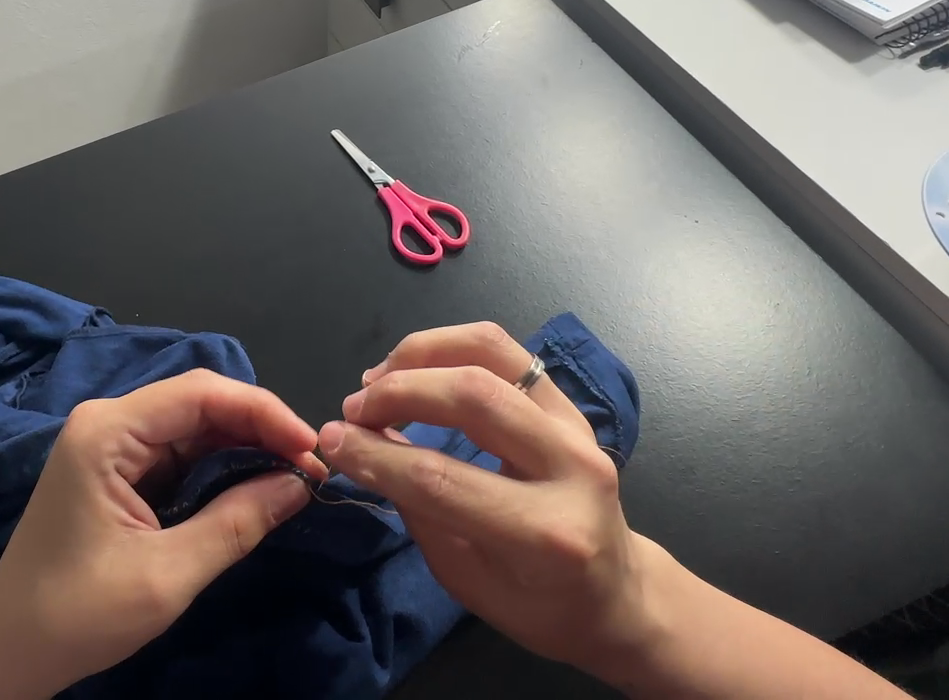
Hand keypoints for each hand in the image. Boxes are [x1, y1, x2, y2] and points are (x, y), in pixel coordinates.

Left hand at [0, 369, 326, 699]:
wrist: (8, 654)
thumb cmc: (78, 615)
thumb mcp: (167, 575)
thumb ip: (237, 522)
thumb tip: (298, 484)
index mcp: (107, 430)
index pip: (200, 393)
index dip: (262, 411)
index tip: (310, 447)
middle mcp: (108, 421)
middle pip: (198, 400)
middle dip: (257, 425)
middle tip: (308, 464)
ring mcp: (110, 441)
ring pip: (192, 422)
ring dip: (243, 442)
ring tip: (291, 471)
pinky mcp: (115, 466)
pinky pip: (177, 449)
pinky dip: (219, 461)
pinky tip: (252, 478)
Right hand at [318, 322, 663, 677]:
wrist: (617, 593)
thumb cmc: (537, 603)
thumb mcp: (464, 577)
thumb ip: (416, 506)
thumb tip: (358, 445)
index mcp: (546, 534)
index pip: (441, 479)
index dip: (374, 455)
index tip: (331, 441)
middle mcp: (572, 467)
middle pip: (472, 398)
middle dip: (397, 393)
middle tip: (354, 409)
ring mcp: (575, 424)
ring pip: (490, 353)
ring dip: (420, 354)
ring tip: (379, 377)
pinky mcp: (566, 401)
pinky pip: (503, 349)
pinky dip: (448, 344)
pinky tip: (416, 365)